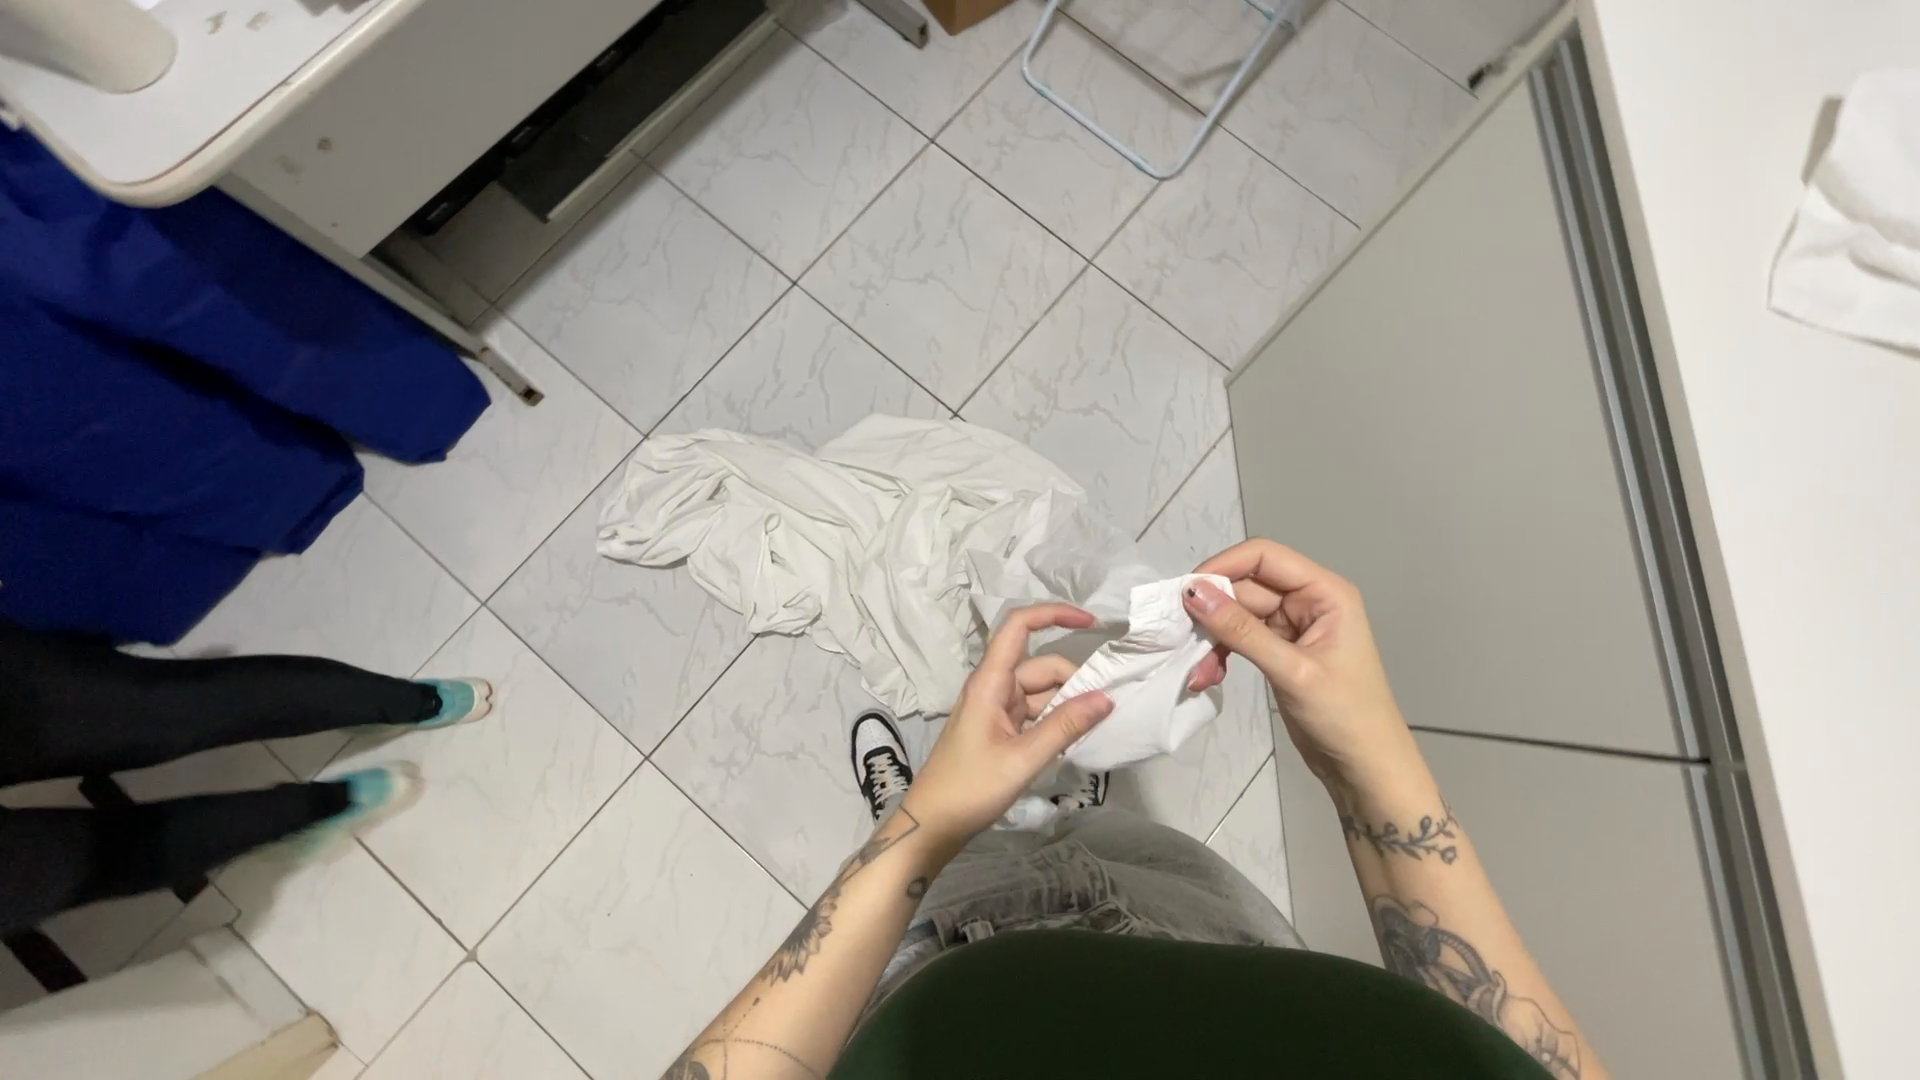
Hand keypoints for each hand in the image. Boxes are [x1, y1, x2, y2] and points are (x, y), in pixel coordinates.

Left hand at [903, 603, 1113, 851]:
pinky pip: (1036, 712)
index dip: (1053, 614)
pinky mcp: (1000, 728)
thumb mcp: (1023, 760)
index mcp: (989, 681)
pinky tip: (1076, 739)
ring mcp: (996, 708)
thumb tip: (1106, 698)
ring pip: (1042, 691)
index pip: (1019, 626)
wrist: (932, 823)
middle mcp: (993, 686)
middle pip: (1042, 666)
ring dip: (1069, 704)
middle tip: (1107, 711)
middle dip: (1075, 681)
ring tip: (1097, 728)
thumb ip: (1065, 727)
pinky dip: (1056, 720)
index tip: (1092, 622)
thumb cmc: (970, 788)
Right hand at [1180, 540, 1415, 787]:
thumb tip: (1192, 591)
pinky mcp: (1277, 651)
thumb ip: (1240, 630)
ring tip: (1198, 671)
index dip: (1223, 566)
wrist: (1366, 769)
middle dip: (1212, 613)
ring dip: (1212, 640)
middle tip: (1180, 638)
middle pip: (1244, 587)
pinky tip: (1208, 677)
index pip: (1263, 556)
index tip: (1185, 591)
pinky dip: (1220, 655)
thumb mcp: (1292, 670)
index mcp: (1324, 592)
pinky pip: (1238, 639)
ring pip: (1235, 615)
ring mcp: (1291, 626)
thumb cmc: (1344, 716)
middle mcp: (1307, 601)